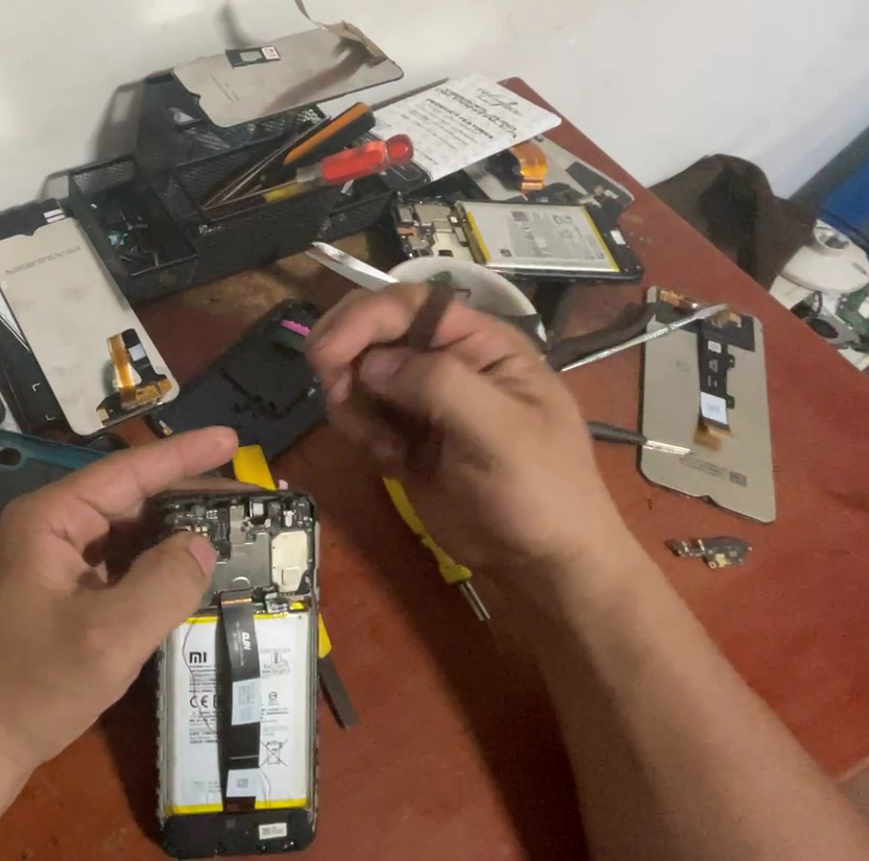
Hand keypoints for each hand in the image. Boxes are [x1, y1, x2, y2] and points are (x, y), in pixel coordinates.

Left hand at [0, 427, 238, 781]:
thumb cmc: (35, 686)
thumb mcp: (110, 636)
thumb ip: (164, 584)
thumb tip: (202, 544)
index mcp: (48, 519)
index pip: (126, 473)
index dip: (182, 455)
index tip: (230, 438)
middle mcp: (45, 527)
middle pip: (125, 499)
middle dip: (185, 497)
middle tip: (245, 498)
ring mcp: (45, 559)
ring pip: (120, 532)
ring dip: (169, 533)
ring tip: (226, 529)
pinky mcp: (52, 589)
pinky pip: (110, 562)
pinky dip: (148, 564)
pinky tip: (182, 570)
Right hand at [304, 285, 631, 588]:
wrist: (539, 564)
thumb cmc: (541, 492)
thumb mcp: (503, 433)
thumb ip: (441, 385)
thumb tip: (371, 364)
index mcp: (481, 343)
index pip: (409, 304)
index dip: (363, 319)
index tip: (326, 352)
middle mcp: (443, 359)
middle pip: (370, 330)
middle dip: (344, 356)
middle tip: (335, 391)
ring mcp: (417, 396)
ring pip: (353, 371)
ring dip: (351, 404)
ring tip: (384, 445)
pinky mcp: (397, 430)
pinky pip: (354, 411)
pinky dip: (358, 432)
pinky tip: (389, 459)